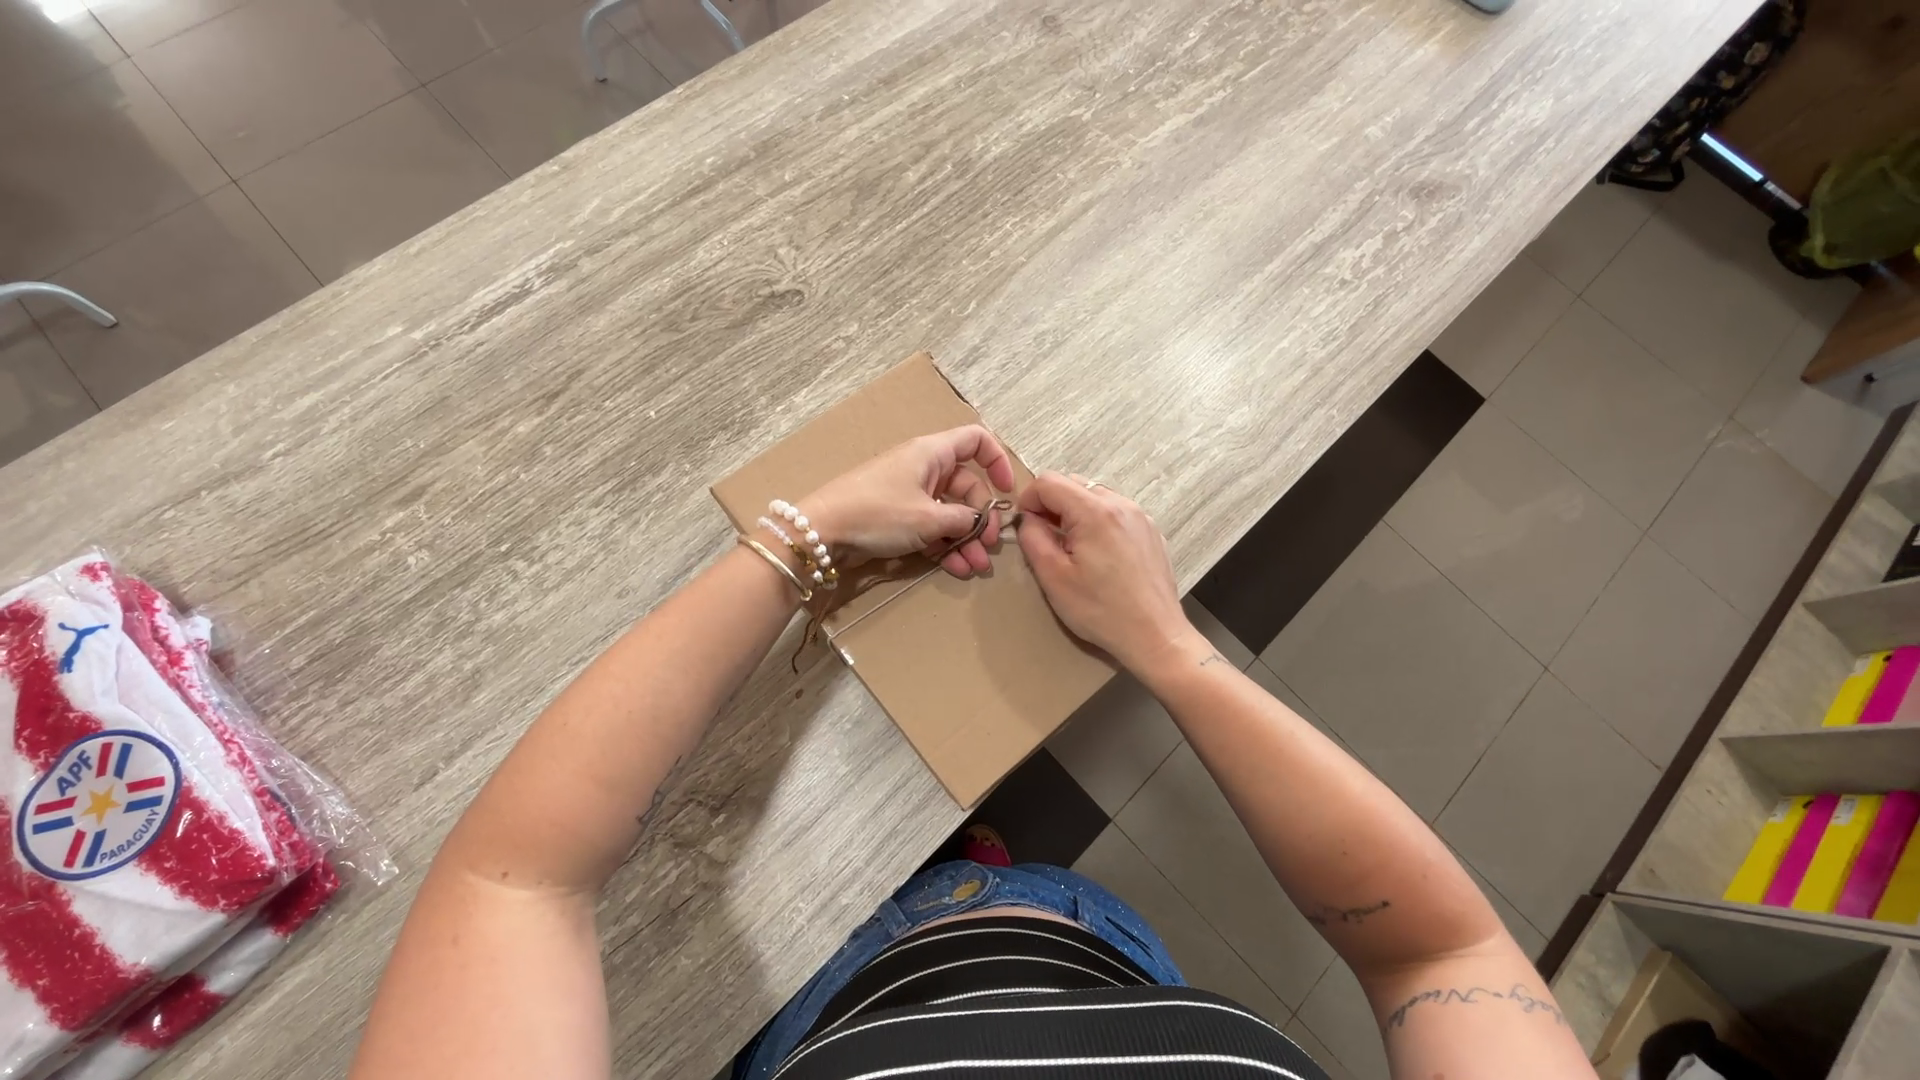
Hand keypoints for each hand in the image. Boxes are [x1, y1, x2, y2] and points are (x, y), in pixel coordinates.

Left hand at [803, 425, 1016, 577]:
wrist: (822, 532)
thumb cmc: (877, 513)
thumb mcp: (927, 518)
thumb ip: (962, 519)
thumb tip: (979, 522)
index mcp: (932, 453)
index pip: (976, 441)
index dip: (998, 461)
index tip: (1008, 492)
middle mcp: (923, 468)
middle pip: (967, 486)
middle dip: (981, 518)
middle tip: (988, 548)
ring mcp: (909, 493)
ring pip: (949, 512)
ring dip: (965, 538)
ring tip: (975, 567)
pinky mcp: (896, 517)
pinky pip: (931, 527)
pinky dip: (944, 545)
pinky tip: (956, 568)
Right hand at [1016, 472, 1200, 672]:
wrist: (1154, 635)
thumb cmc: (1101, 611)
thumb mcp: (1053, 577)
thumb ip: (1033, 539)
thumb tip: (1027, 520)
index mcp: (1094, 512)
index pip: (1049, 481)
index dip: (1028, 499)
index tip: (1024, 525)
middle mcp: (1120, 505)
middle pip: (1073, 483)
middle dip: (1051, 504)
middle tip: (1044, 537)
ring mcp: (1140, 517)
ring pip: (1095, 495)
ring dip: (1075, 512)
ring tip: (1071, 548)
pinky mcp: (1150, 532)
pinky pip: (1115, 512)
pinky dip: (1098, 522)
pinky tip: (1097, 555)